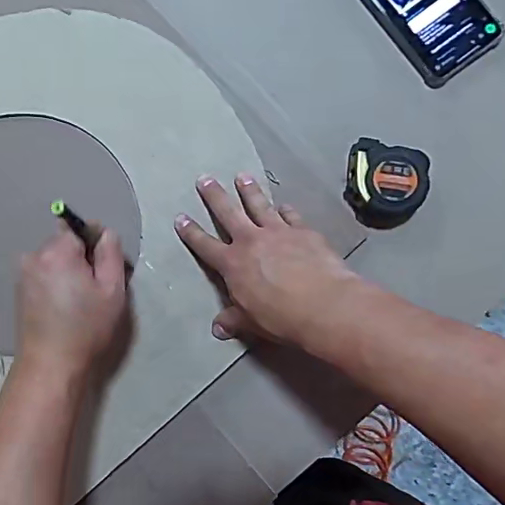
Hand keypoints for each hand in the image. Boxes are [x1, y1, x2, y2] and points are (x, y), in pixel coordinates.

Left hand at [15, 225, 130, 373]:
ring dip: (69, 271)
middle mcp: (34, 256)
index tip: (105, 270)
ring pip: (55, 259)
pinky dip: (56, 282)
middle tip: (96, 289)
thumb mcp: (112, 290)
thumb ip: (111, 253)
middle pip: (65, 243)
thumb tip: (104, 233)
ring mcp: (23, 273)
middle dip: (82, 259)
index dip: (97, 245)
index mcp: (56, 252)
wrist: (50, 365)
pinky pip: (44, 274)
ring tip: (80, 301)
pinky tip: (64, 307)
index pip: (80, 229)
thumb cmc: (85, 328)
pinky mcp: (19, 290)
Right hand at [176, 173, 363, 347]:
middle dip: (214, 196)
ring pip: (259, 205)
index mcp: (232, 264)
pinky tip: (284, 206)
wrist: (323, 304)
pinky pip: (291, 216)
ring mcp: (278, 232)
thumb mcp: (251, 322)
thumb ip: (233, 319)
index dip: (191, 232)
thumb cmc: (281, 317)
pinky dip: (285, 210)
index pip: (205, 245)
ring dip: (249, 190)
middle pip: (227, 213)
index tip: (181, 218)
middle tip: (205, 179)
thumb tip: (218, 328)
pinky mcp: (303, 232)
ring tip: (242, 176)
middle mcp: (251, 241)